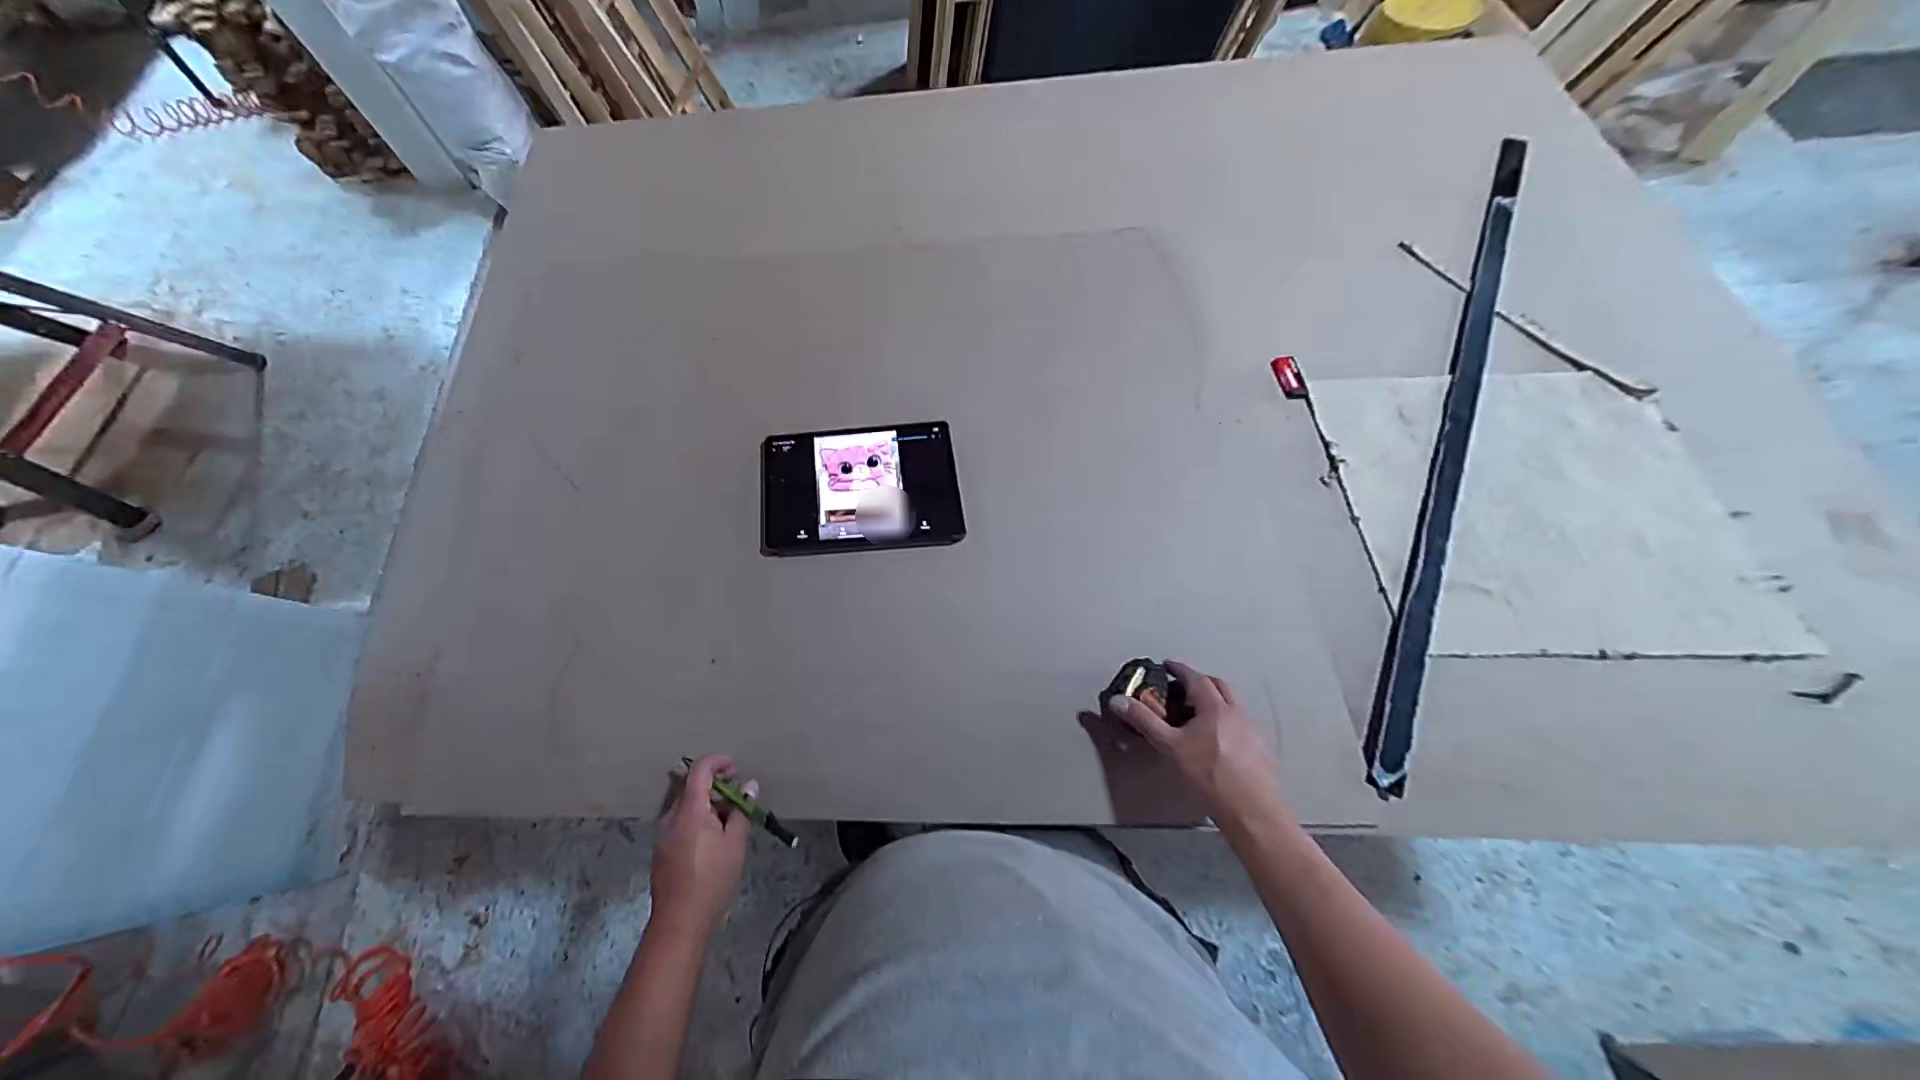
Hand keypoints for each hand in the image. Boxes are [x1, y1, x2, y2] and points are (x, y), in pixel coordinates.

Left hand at [649, 754, 752, 937]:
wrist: (680, 922)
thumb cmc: (712, 879)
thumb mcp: (735, 842)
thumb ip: (742, 810)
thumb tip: (749, 786)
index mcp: (688, 811)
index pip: (699, 770)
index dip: (718, 762)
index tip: (736, 768)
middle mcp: (671, 818)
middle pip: (692, 787)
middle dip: (716, 786)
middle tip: (739, 798)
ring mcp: (663, 835)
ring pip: (686, 806)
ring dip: (708, 804)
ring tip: (730, 821)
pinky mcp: (662, 850)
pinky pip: (681, 822)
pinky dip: (698, 819)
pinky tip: (714, 839)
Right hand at [1106, 661, 1289, 825]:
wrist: (1251, 809)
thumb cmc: (1213, 778)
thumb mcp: (1170, 747)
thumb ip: (1144, 721)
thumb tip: (1121, 703)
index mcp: (1215, 708)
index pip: (1196, 678)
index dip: (1180, 669)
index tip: (1170, 667)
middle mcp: (1237, 714)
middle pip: (1219, 685)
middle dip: (1200, 680)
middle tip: (1185, 685)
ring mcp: (1253, 731)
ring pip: (1234, 704)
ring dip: (1217, 700)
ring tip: (1201, 712)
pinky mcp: (1261, 749)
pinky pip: (1244, 725)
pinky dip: (1230, 722)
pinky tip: (1221, 739)